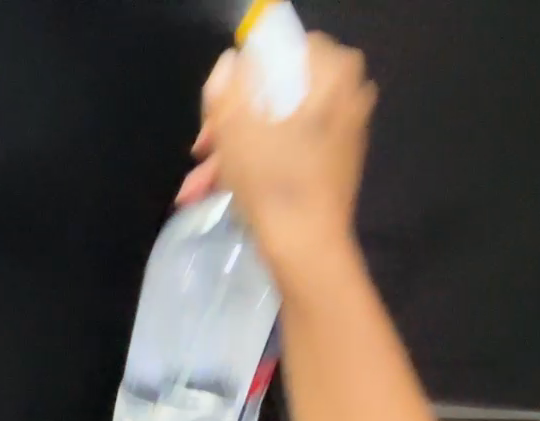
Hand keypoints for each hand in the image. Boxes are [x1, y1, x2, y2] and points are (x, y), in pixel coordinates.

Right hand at [176, 33, 375, 277]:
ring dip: (230, 155)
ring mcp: (339, 134)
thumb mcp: (236, 131)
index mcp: (333, 74)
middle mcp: (345, 96)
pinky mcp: (328, 167)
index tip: (216, 110)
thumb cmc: (274, 183)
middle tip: (200, 150)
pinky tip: (215, 194)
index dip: (244, 77)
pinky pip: (284, 154)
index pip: (283, 52)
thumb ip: (226, 90)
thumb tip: (226, 66)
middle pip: (274, 95)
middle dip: (229, 125)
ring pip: (273, 129)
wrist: (306, 248)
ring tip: (194, 188)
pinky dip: (251, 169)